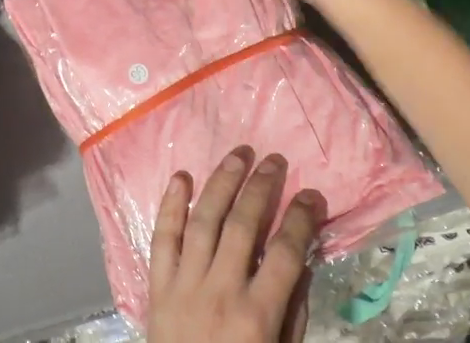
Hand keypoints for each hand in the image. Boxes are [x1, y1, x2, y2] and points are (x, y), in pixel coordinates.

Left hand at [147, 148, 324, 342]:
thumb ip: (292, 313)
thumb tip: (303, 264)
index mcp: (256, 315)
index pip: (285, 252)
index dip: (302, 219)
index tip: (313, 193)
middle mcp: (219, 291)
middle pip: (243, 225)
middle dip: (262, 187)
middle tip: (275, 160)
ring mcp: (183, 286)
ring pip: (203, 221)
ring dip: (222, 182)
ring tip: (238, 155)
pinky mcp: (156, 287)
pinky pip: (162, 238)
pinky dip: (170, 205)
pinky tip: (181, 177)